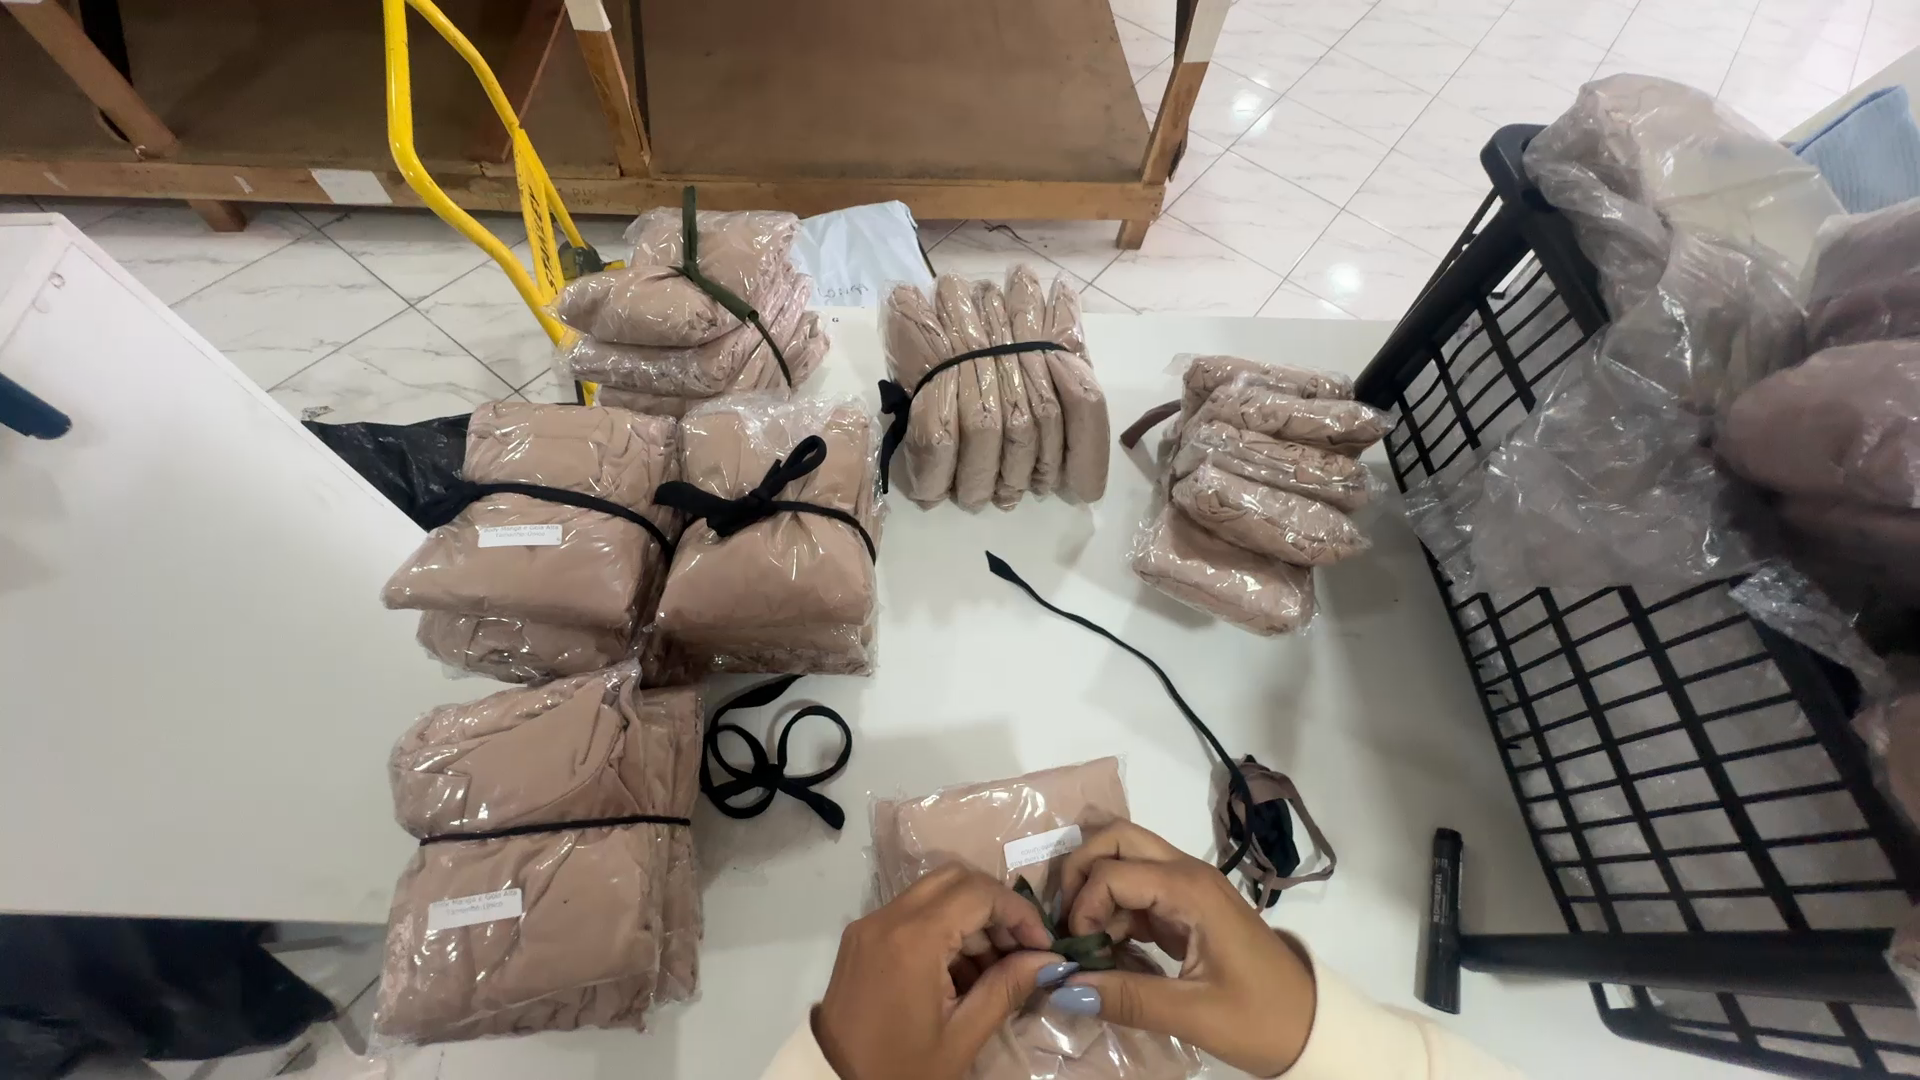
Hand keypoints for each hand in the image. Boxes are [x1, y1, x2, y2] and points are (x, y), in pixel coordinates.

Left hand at [814, 864, 1073, 1079]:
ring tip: (993, 968)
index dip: (1018, 911)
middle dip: (995, 906)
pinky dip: (943, 925)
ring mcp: (871, 921)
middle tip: (1019, 948)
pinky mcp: (861, 934)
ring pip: (935, 890)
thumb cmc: (900, 1071)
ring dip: (970, 915)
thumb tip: (1048, 959)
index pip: (979, 893)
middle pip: (957, 878)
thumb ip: (1006, 989)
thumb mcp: (961, 1039)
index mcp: (914, 938)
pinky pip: (912, 909)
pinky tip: (960, 970)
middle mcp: (889, 915)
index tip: (1042, 944)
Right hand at [1048, 822, 1316, 1076]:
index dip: (1084, 908)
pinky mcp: (1185, 902)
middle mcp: (1184, 870)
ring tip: (1085, 936)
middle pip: (1116, 838)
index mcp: (1189, 888)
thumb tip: (1063, 987)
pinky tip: (1108, 945)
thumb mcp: (1194, 1015)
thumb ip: (1127, 998)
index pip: (1112, 873)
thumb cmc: (1260, 1018)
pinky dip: (1112, 905)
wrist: (1314, 1027)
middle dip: (1080, 869)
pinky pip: (1136, 885)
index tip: (1081, 952)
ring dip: (1095, 886)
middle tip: (1067, 919)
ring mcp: (1186, 883)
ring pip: (1124, 855)